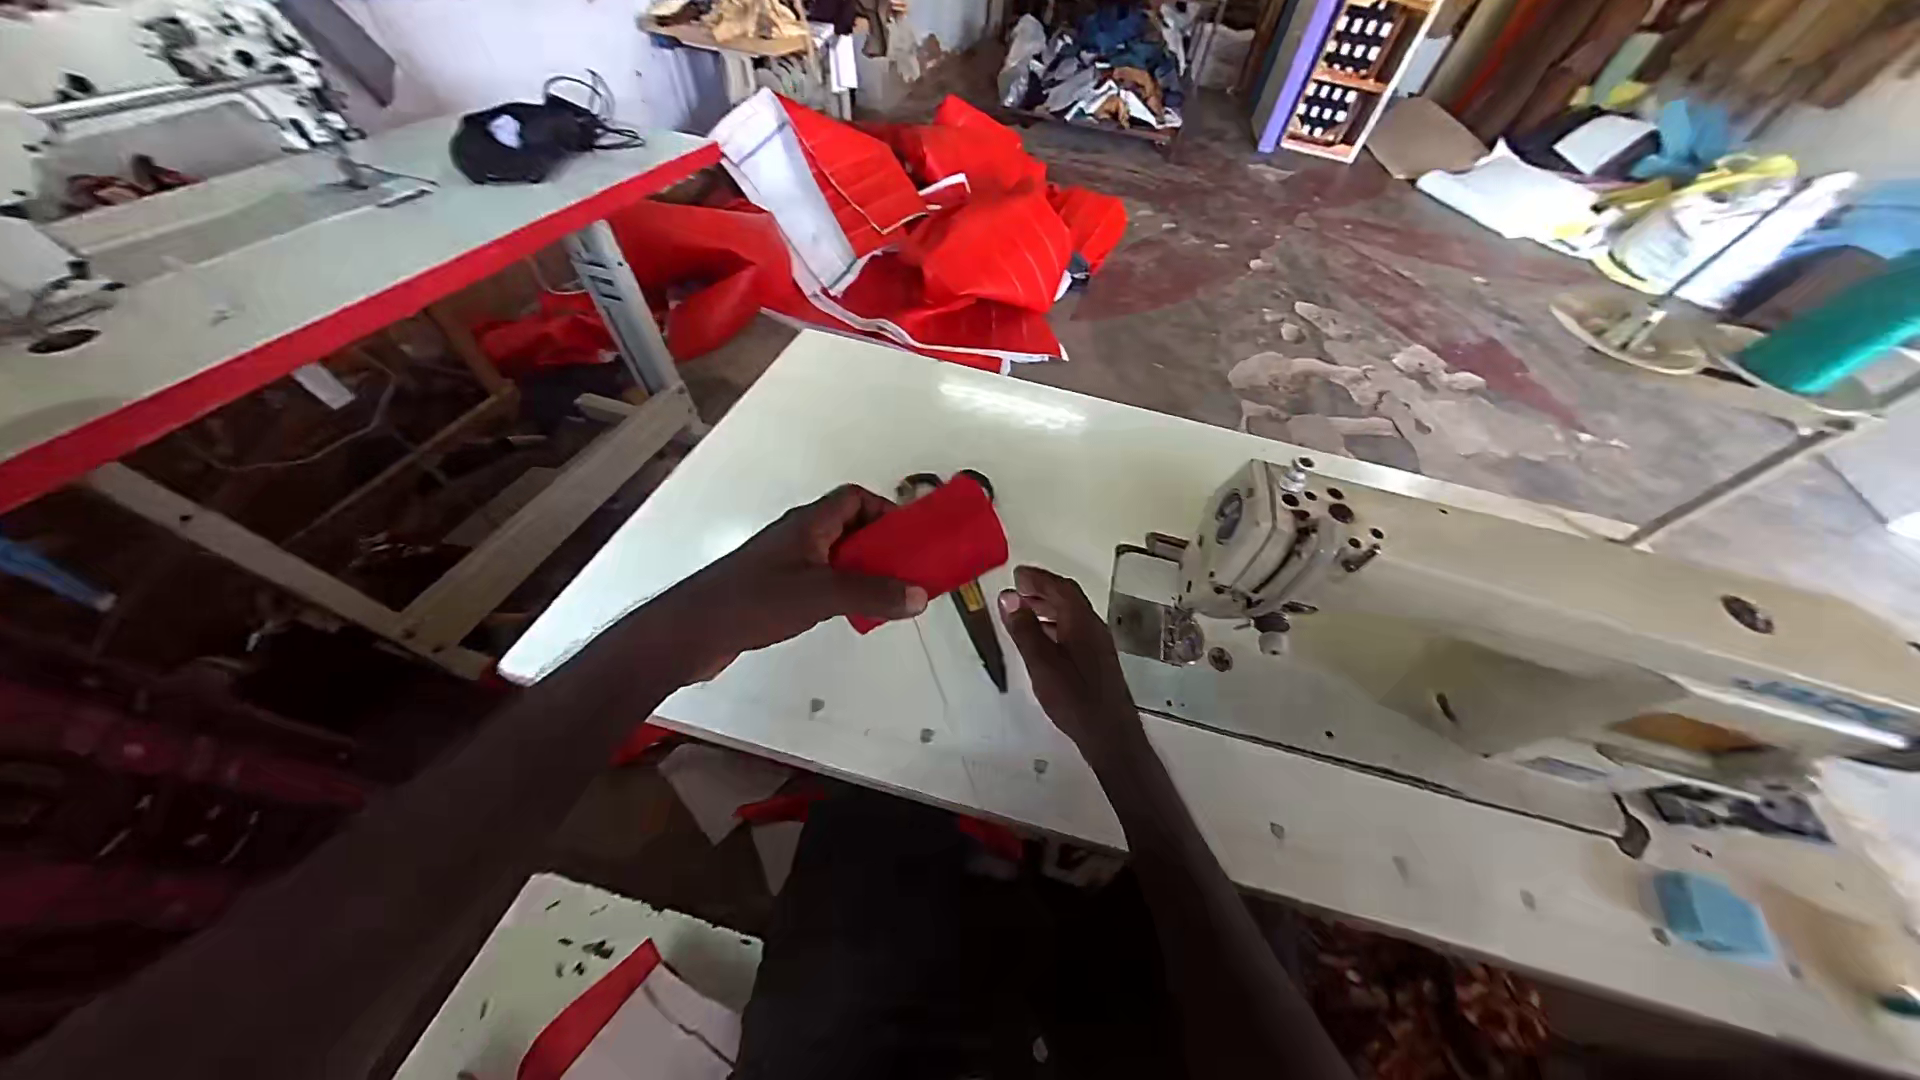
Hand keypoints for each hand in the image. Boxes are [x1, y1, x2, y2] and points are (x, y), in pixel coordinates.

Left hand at [652, 485, 927, 679]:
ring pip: (836, 556)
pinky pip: (822, 579)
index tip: (906, 538)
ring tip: (884, 595)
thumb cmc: (753, 601)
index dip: (884, 511)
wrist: (693, 631)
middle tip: (903, 571)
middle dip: (880, 546)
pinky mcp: (777, 588)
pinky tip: (850, 612)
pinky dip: (843, 590)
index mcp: (809, 524)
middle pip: (850, 527)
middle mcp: (799, 536)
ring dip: (863, 571)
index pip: (854, 498)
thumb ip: (872, 594)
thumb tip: (919, 595)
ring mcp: (786, 562)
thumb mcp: (820, 595)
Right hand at [997, 566, 1144, 761]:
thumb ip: (1023, 629)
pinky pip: (1073, 630)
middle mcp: (1093, 627)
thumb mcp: (1041, 662)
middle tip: (1017, 589)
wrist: (1109, 733)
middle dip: (1041, 590)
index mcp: (1082, 621)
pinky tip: (1040, 638)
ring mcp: (1097, 644)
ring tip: (1022, 612)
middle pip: (1067, 598)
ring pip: (1070, 615)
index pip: (1060, 588)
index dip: (1038, 578)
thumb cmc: (1075, 697)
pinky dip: (1054, 624)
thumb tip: (1008, 598)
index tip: (1017, 574)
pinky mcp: (1096, 660)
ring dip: (1047, 608)